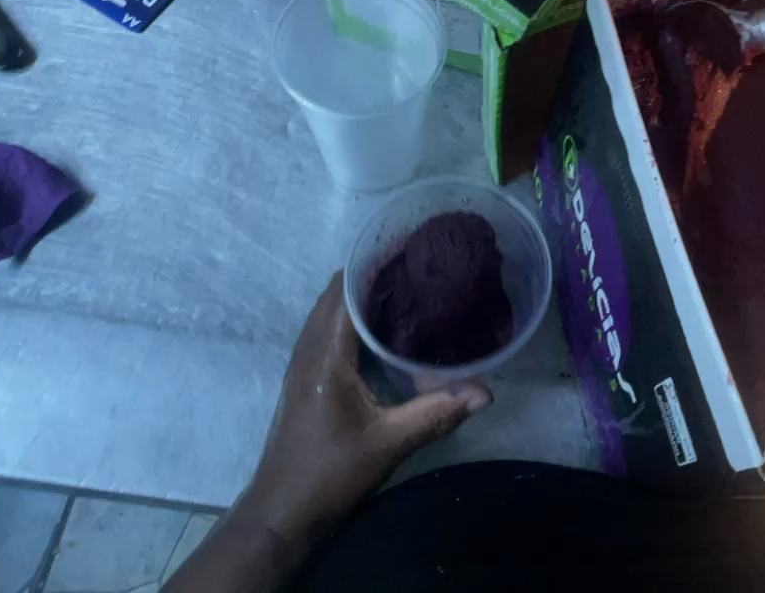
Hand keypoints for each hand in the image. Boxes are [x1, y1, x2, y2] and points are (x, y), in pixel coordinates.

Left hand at [235, 272, 490, 545]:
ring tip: (402, 289)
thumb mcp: (388, 444)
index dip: (372, 267)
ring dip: (358, 294)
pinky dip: (350, 315)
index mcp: (326, 355)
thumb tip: (484, 392)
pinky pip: (325, 327)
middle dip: (370, 274)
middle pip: (335, 293)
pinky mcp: (303, 375)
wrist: (280, 512)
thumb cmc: (329, 473)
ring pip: (328, 309)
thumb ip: (435, 414)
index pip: (344, 291)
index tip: (407, 252)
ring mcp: (301, 361)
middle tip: (413, 268)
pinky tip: (381, 327)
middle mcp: (309, 349)